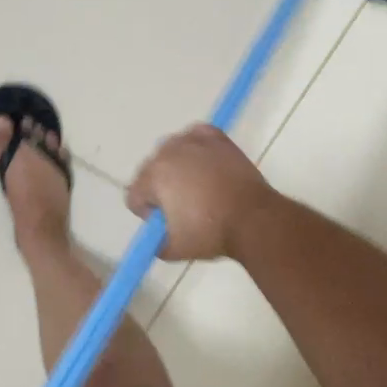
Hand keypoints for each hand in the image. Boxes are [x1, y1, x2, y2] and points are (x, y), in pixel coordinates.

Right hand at [126, 124, 280, 260]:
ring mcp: (194, 141)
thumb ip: (154, 241)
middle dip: (159, 188)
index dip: (146, 213)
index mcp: (154, 177)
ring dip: (175, 167)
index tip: (164, 223)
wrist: (253, 218)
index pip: (134, 195)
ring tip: (194, 186)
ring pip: (170, 152)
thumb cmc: (210, 232)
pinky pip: (194, 136)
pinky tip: (203, 162)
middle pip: (150, 171)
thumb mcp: (172, 249)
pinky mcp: (216, 138)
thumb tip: (155, 234)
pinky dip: (195, 148)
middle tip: (180, 207)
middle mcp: (168, 152)